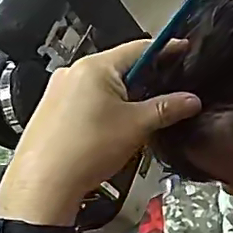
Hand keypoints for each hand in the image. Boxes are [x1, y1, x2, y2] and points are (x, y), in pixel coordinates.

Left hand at [0, 40, 199, 225]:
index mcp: (95, 67)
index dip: (166, 49)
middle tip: (169, 93)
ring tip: (142, 120)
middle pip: (122, 66)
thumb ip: (168, 108)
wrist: (43, 184)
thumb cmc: (82, 150)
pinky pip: (88, 100)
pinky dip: (108, 109)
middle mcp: (73, 73)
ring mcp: (60, 91)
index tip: (181, 50)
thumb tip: (189, 100)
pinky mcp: (54, 110)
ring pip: (105, 85)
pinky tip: (115, 130)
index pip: (140, 48)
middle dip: (148, 79)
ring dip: (127, 97)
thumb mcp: (138, 126)